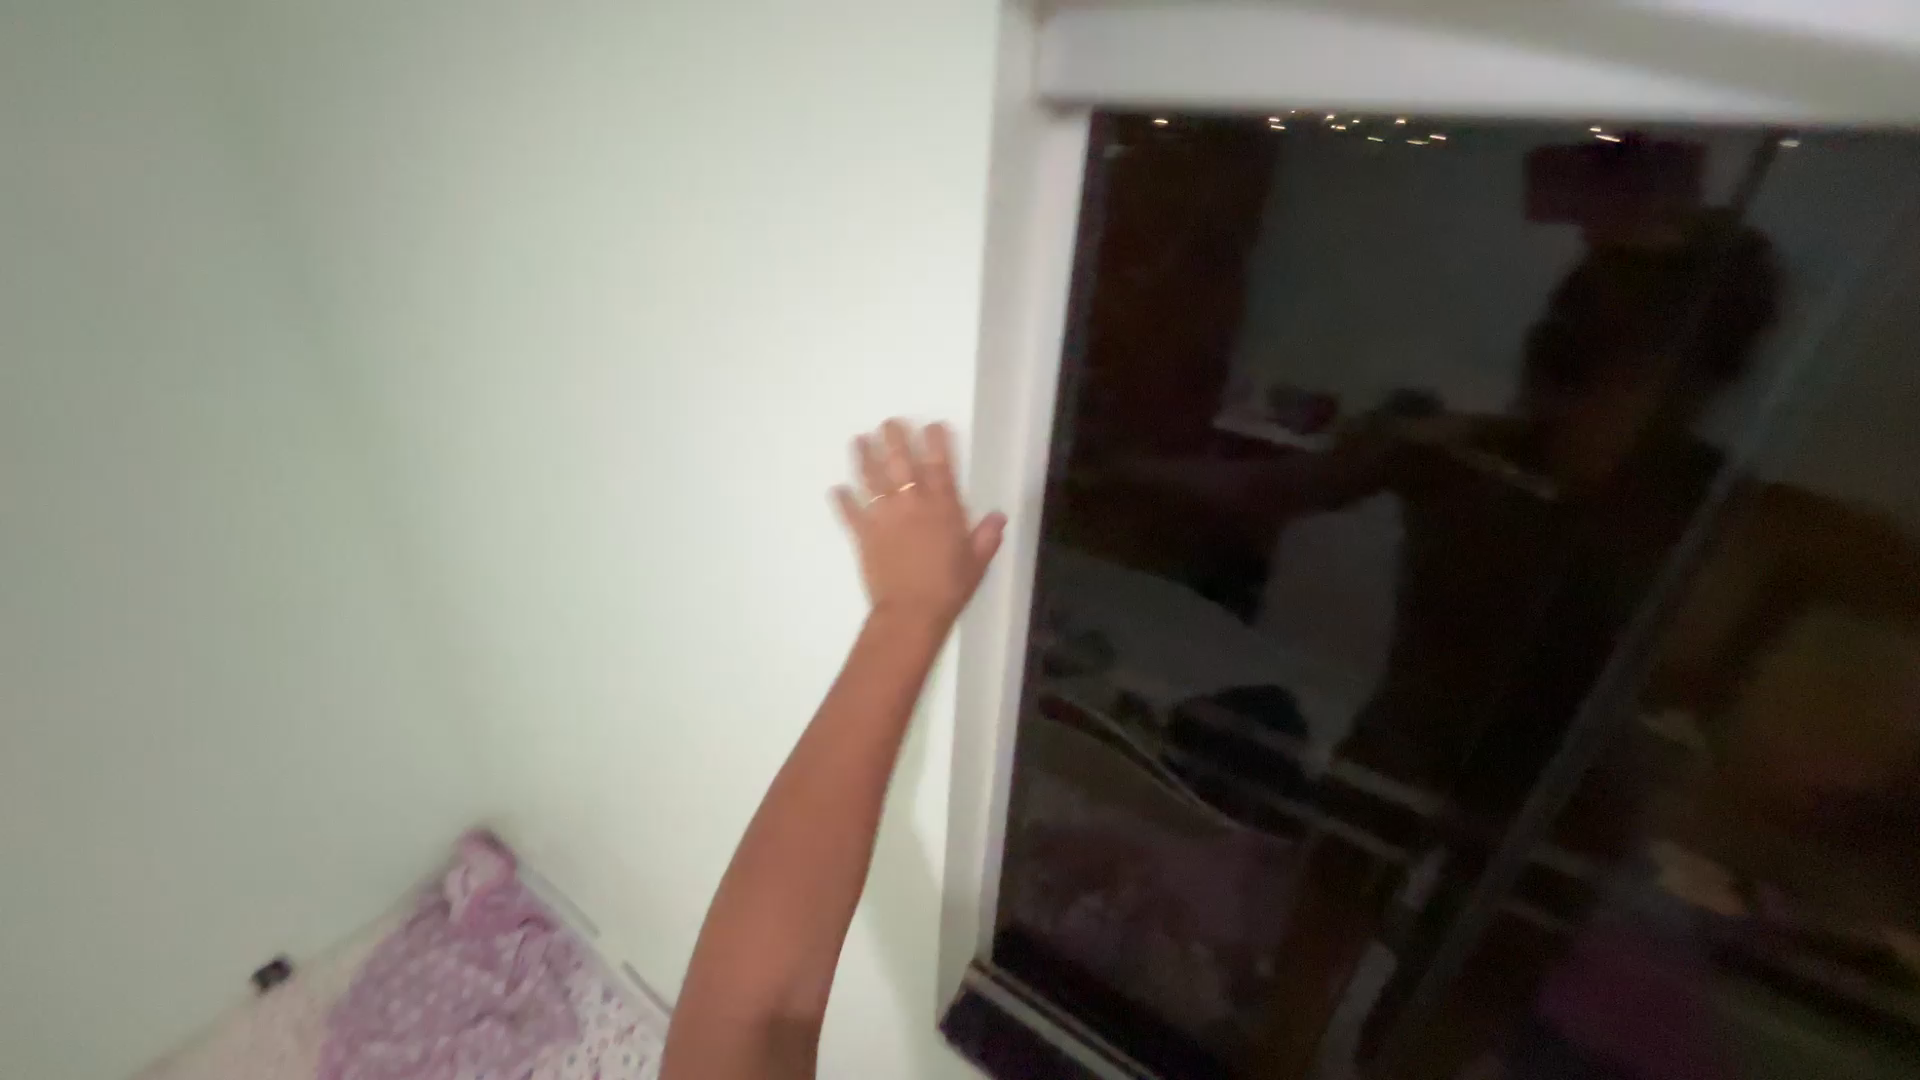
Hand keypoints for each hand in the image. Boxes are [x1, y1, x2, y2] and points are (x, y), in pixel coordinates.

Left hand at [834, 420, 1005, 625]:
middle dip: (893, 438)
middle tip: (888, 422)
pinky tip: (836, 489)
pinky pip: (849, 512)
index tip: (932, 424)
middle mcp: (911, 503)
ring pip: (870, 478)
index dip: (935, 441)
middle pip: (899, 461)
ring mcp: (883, 516)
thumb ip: (987, 536)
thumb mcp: (977, 561)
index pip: (939, 464)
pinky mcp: (862, 534)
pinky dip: (842, 500)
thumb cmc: (950, 587)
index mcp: (942, 507)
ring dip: (863, 457)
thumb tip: (999, 516)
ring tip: (858, 440)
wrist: (912, 612)